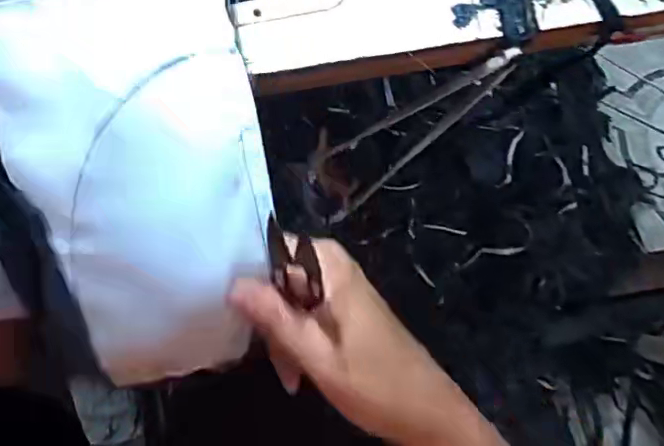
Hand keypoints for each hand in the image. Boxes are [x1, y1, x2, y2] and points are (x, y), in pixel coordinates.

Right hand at [229, 239, 503, 445]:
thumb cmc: (376, 383)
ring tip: (291, 373)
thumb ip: (275, 317)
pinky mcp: (341, 303)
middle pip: (278, 274)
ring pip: (288, 295)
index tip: (238, 312)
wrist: (431, 416)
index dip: (250, 277)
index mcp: (327, 261)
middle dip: (269, 315)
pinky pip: (304, 307)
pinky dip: (298, 336)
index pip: (270, 248)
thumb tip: (232, 284)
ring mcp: (337, 282)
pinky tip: (300, 369)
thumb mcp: (318, 356)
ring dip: (283, 333)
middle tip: (275, 358)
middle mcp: (330, 262)